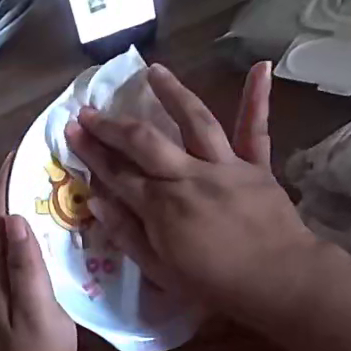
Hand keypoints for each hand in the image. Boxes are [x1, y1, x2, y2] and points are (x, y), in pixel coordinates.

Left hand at [0, 153, 77, 350]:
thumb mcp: (37, 310)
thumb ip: (26, 267)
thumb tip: (15, 220)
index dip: (3, 186)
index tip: (18, 155)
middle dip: (11, 189)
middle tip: (39, 163)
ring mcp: (0, 284)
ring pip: (7, 235)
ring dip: (20, 207)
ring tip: (46, 184)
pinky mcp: (14, 292)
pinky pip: (18, 251)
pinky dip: (30, 231)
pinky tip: (50, 228)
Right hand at [65, 61, 324, 324]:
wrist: (279, 283)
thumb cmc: (214, 284)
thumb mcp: (159, 270)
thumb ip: (126, 234)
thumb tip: (96, 202)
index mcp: (160, 206)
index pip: (116, 173)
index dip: (91, 151)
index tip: (71, 130)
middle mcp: (187, 176)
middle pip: (144, 142)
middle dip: (112, 124)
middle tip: (90, 109)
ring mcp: (223, 166)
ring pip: (194, 121)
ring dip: (171, 93)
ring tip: (152, 70)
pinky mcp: (254, 166)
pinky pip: (255, 130)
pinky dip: (258, 99)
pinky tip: (261, 67)